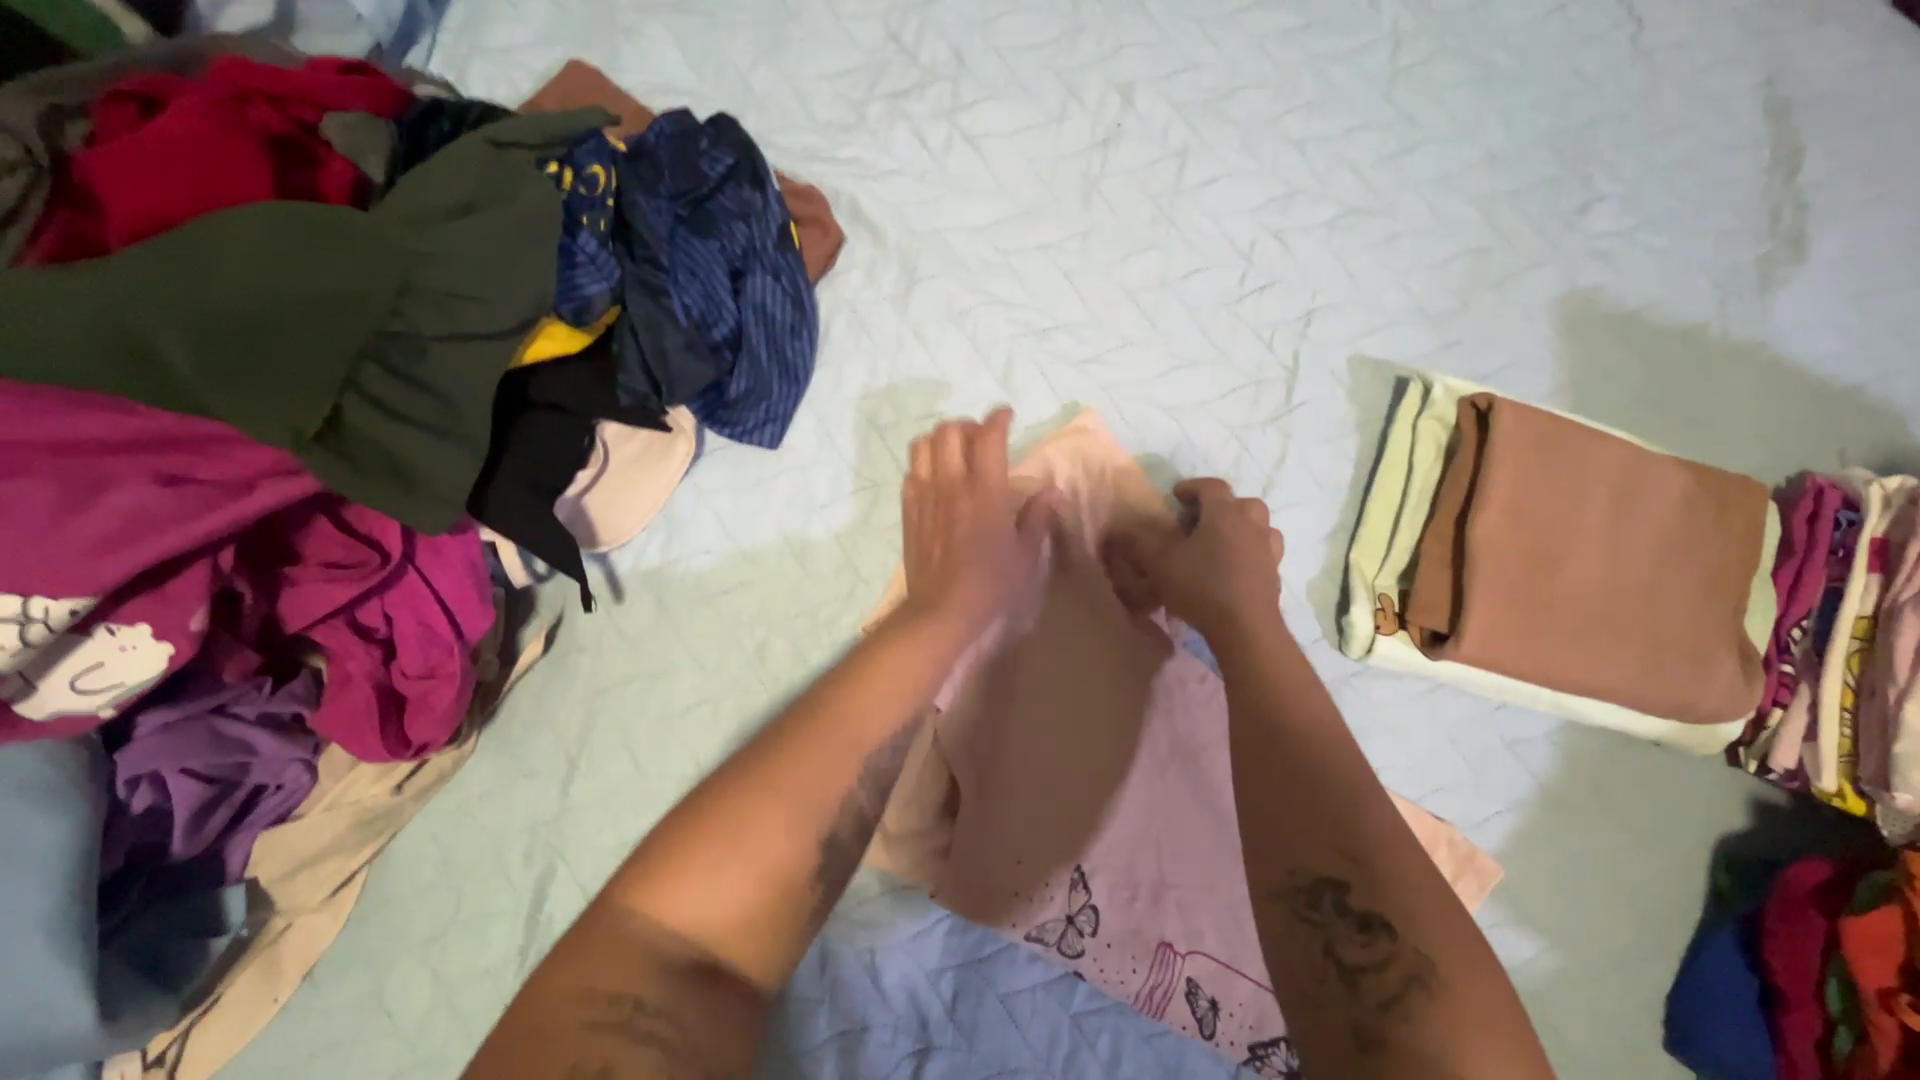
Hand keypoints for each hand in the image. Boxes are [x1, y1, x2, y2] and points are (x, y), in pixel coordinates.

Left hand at [899, 408, 1061, 638]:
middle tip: (981, 439)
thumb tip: (1053, 492)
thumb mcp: (1026, 555)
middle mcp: (952, 484)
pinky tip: (937, 480)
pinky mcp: (908, 511)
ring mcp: (925, 495)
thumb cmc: (992, 584)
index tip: (1006, 416)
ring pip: (923, 445)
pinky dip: (925, 465)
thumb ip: (1038, 517)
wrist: (942, 609)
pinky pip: (911, 472)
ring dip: (941, 439)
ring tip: (955, 452)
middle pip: (949, 430)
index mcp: (986, 491)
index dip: (998, 418)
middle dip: (967, 425)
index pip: (989, 436)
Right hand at [1103, 477, 1284, 642]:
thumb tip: (1118, 528)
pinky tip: (1234, 568)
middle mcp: (1252, 524)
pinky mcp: (1274, 573)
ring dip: (1240, 527)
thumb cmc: (1201, 586)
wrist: (1245, 627)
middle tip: (1199, 522)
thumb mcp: (1159, 562)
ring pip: (1259, 526)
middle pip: (1240, 503)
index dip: (1192, 487)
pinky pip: (1263, 552)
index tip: (1175, 496)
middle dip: (1220, 506)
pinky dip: (1250, 552)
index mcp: (1225, 513)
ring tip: (1220, 543)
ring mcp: (1267, 549)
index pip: (1211, 486)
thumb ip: (1138, 541)